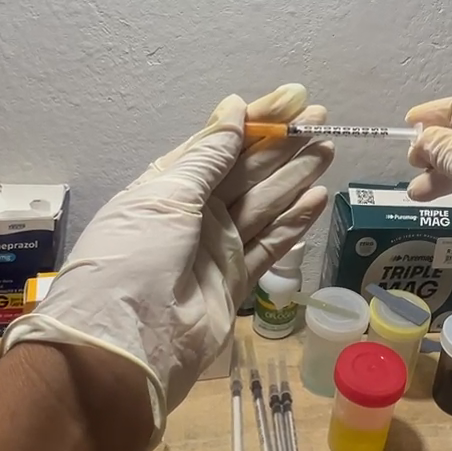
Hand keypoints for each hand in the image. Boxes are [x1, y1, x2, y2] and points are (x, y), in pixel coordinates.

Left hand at [5, 85, 332, 437]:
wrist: (122, 351)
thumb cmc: (134, 258)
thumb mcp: (166, 196)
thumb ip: (208, 155)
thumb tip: (234, 107)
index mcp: (169, 186)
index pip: (220, 143)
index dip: (256, 120)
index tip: (292, 99)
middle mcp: (194, 213)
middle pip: (247, 170)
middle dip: (283, 144)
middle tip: (322, 119)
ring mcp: (217, 248)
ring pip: (265, 203)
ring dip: (296, 176)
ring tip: (328, 149)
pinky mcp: (235, 281)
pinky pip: (271, 244)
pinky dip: (295, 222)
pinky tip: (319, 198)